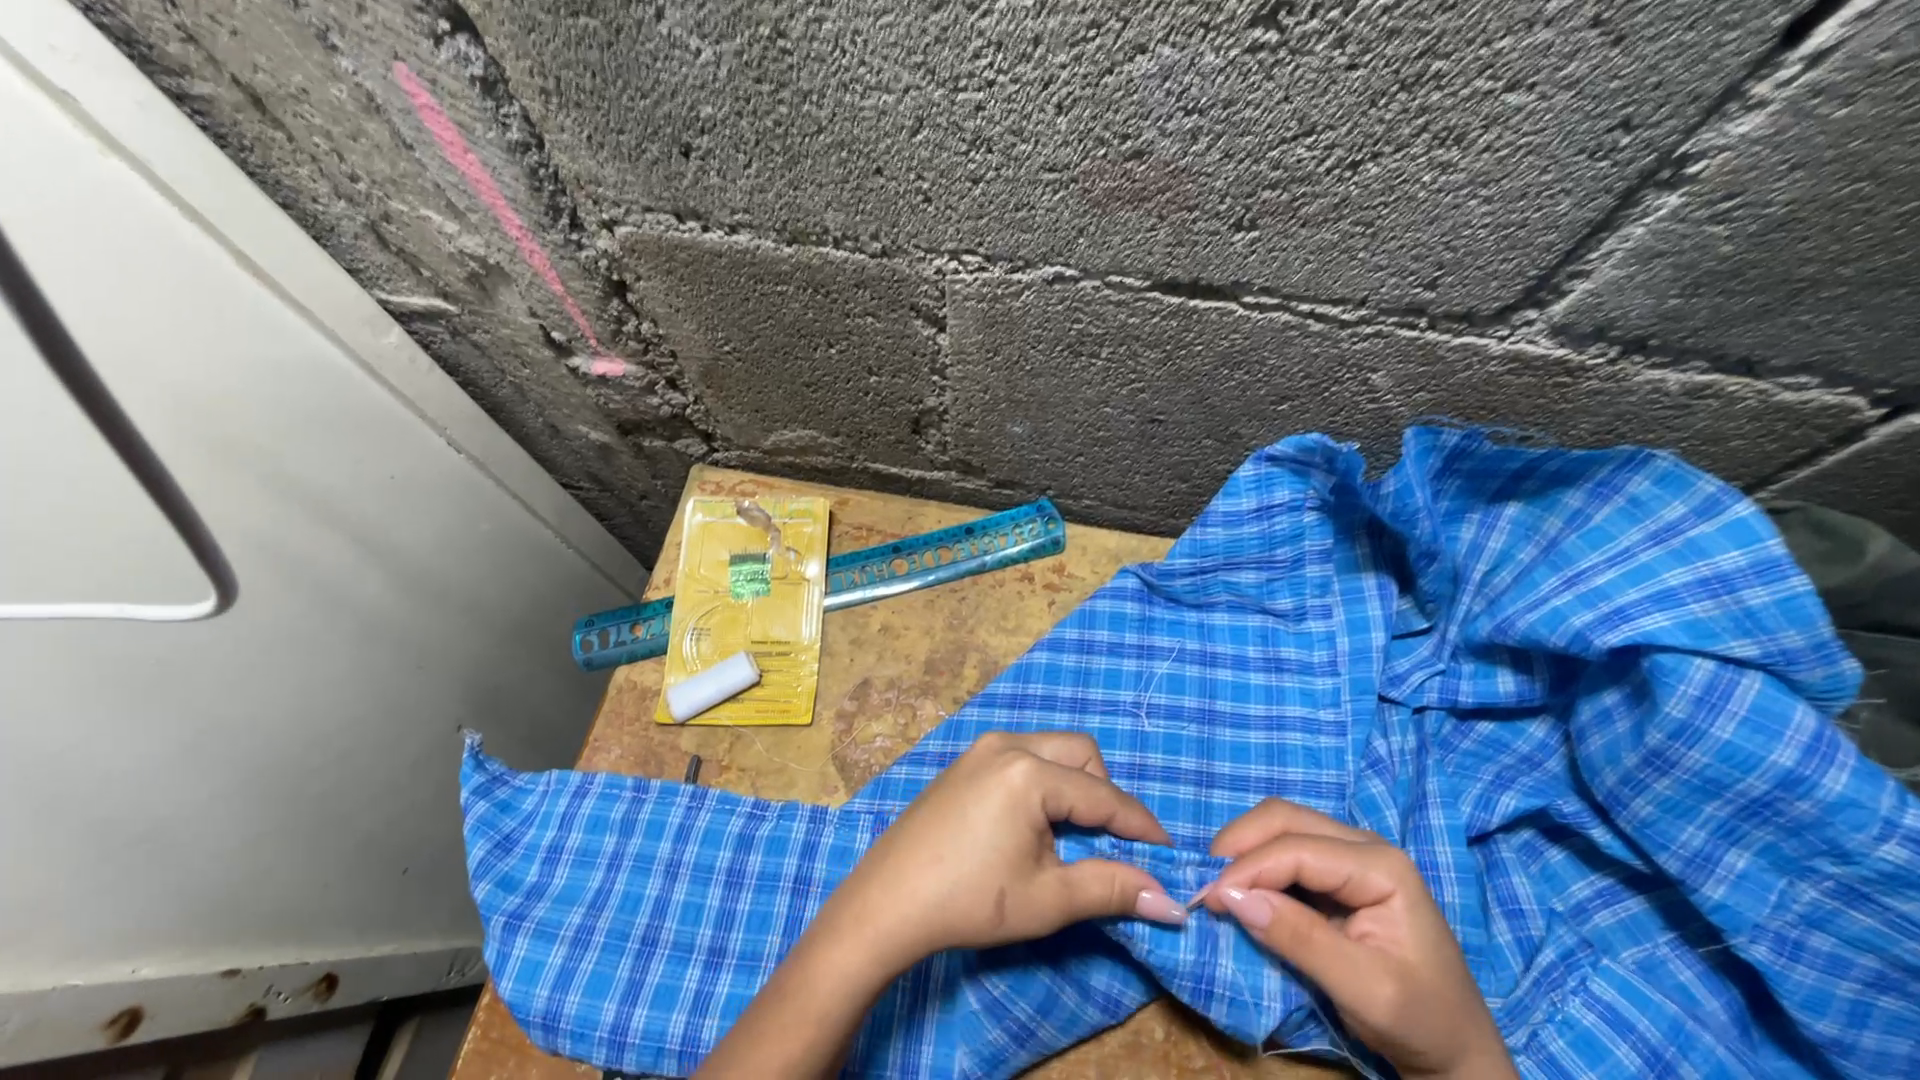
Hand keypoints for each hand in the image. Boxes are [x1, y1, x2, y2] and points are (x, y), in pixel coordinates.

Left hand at [818, 731, 1187, 976]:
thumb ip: (1112, 888)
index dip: (1140, 827)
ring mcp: (979, 751)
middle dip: (1104, 795)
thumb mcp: (1048, 899)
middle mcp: (1006, 746)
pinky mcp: (963, 765)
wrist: (885, 904)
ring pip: (1050, 752)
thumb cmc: (969, 902)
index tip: (1168, 855)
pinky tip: (1030, 827)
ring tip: (1068, 838)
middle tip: (1107, 843)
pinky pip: (1021, 759)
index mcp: (1029, 773)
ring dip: (1072, 786)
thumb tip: (1172, 901)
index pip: (1104, 796)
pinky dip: (1041, 784)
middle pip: (1080, 754)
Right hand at [1202, 799, 1516, 1079]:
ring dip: (1243, 853)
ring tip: (1219, 892)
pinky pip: (1285, 851)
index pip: (1295, 848)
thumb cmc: (1419, 1019)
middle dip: (1237, 847)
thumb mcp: (1363, 989)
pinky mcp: (1337, 875)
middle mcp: (1365, 846)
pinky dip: (1255, 865)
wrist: (1454, 1047)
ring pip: (1280, 827)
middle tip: (1206, 889)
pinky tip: (1242, 893)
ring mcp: (1351, 857)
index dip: (1246, 869)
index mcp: (1381, 866)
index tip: (1208, 903)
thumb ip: (1300, 939)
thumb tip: (1233, 898)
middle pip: (1283, 818)